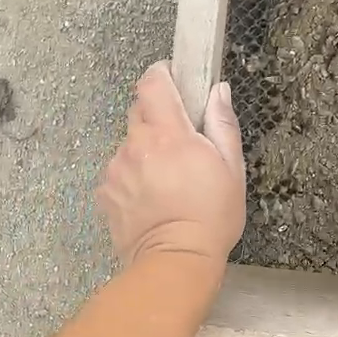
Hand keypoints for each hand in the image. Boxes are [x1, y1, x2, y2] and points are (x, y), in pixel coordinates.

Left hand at [96, 61, 245, 268]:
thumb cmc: (211, 217)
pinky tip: (151, 200)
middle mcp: (136, 145)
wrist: (176, 261)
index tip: (174, 81)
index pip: (152, 83)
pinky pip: (118, 173)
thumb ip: (222, 124)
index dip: (162, 75)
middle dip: (157, 119)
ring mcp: (116, 169)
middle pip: (139, 112)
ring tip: (166, 182)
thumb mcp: (231, 169)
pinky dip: (132, 178)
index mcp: (169, 134)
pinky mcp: (105, 193)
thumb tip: (218, 91)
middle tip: (179, 144)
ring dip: (144, 153)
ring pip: (129, 145)